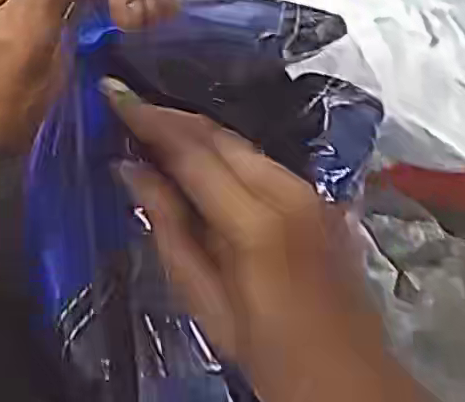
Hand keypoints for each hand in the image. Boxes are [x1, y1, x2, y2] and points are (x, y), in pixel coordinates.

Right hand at [106, 84, 425, 401]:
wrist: (354, 387)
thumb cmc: (269, 356)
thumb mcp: (203, 300)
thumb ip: (166, 224)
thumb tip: (129, 167)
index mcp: (256, 223)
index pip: (189, 150)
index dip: (146, 117)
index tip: (111, 92)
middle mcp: (286, 191)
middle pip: (214, 133)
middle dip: (166, 114)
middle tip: (124, 105)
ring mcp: (307, 190)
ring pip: (234, 138)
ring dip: (190, 128)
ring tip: (149, 125)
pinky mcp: (317, 195)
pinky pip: (254, 155)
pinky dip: (218, 146)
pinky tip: (192, 152)